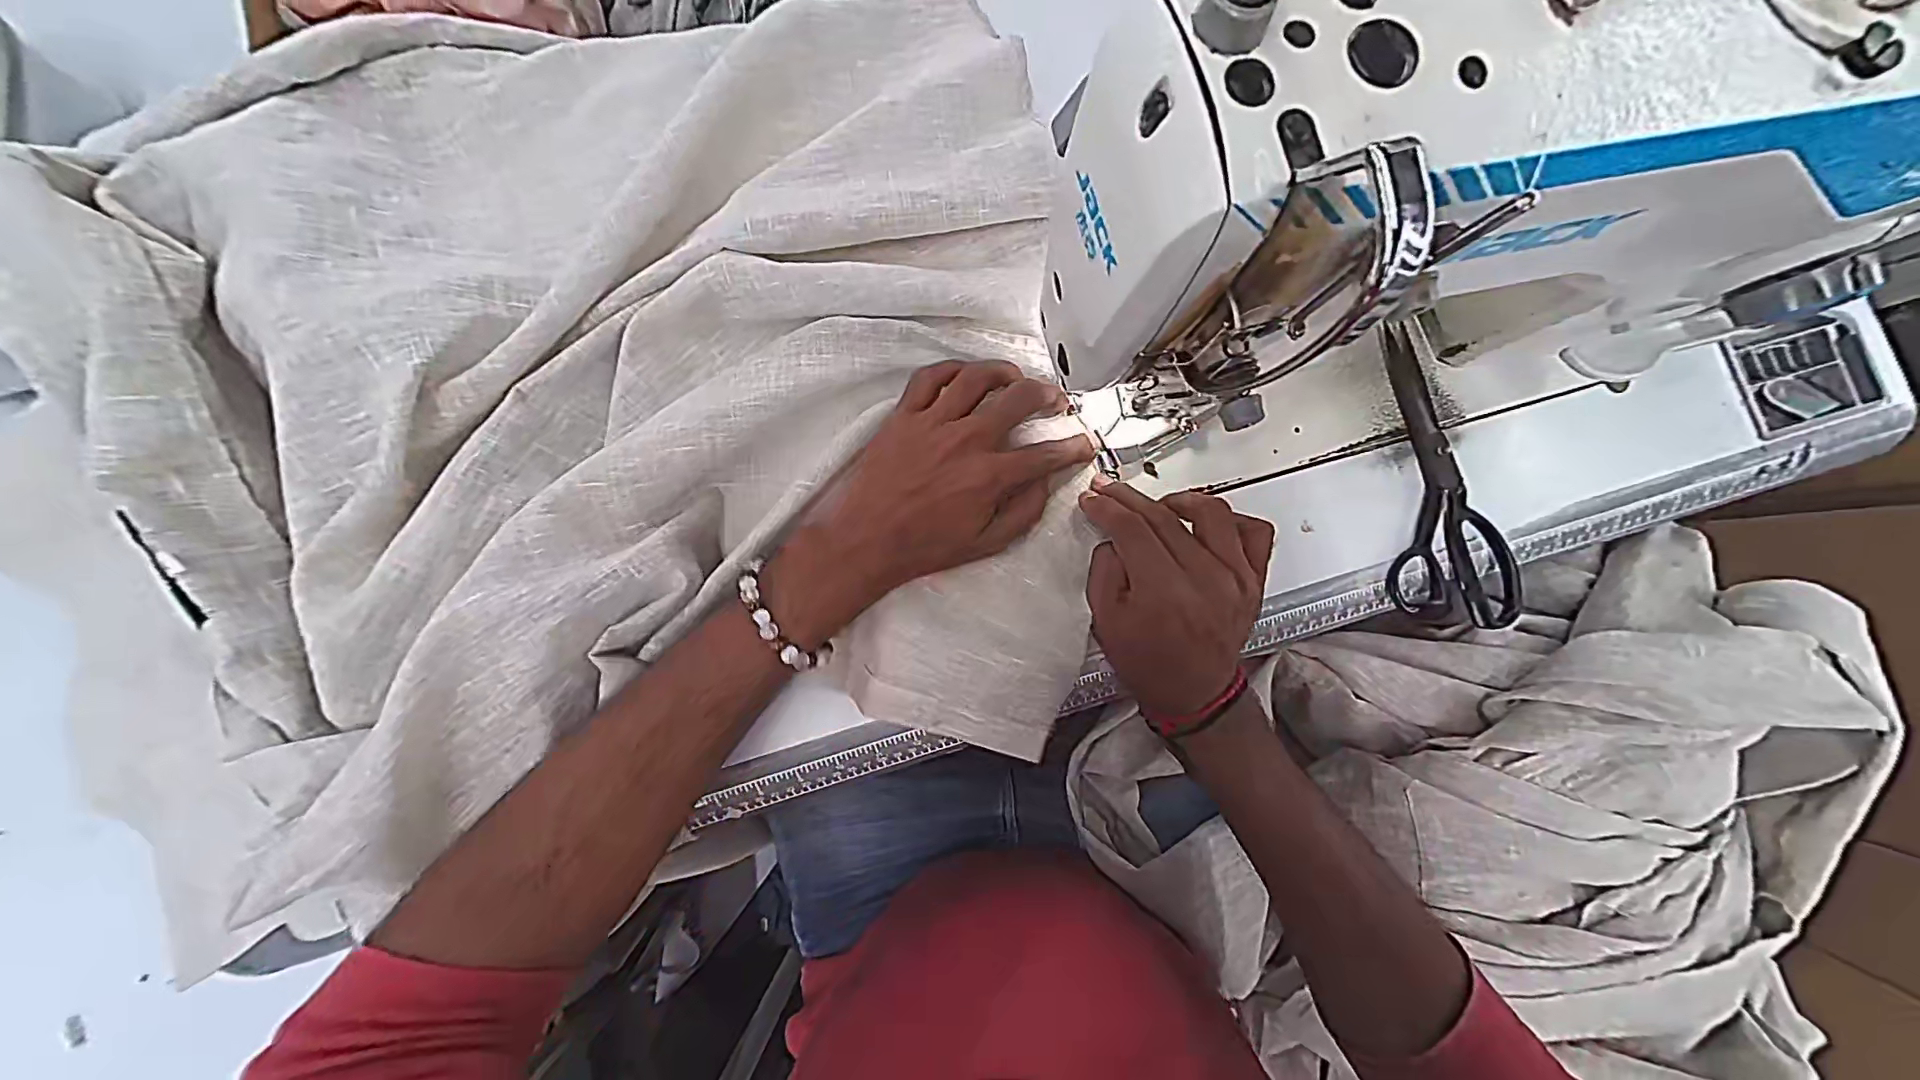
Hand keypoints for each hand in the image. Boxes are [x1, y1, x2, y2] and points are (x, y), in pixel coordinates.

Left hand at [771, 360, 1093, 641]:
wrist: (863, 540)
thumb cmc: (919, 546)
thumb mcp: (985, 543)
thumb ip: (1023, 512)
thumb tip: (1044, 485)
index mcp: (988, 476)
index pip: (1045, 453)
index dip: (1072, 446)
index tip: (1081, 443)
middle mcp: (965, 442)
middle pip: (1020, 398)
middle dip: (1048, 396)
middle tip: (1054, 402)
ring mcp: (933, 424)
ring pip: (978, 377)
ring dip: (1005, 372)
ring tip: (1015, 378)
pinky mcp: (904, 416)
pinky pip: (931, 377)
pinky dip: (952, 369)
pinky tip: (964, 375)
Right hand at [1079, 483, 1274, 716]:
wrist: (1194, 692)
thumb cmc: (1149, 663)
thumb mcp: (1105, 621)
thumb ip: (1104, 571)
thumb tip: (1113, 535)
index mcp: (1163, 594)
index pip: (1132, 529)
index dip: (1107, 507)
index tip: (1094, 498)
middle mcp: (1205, 581)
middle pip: (1164, 517)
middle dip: (1129, 499)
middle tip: (1111, 492)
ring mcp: (1236, 578)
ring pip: (1211, 512)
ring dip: (1179, 500)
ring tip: (1159, 506)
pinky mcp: (1254, 580)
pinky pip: (1253, 531)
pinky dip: (1230, 518)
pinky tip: (1206, 524)